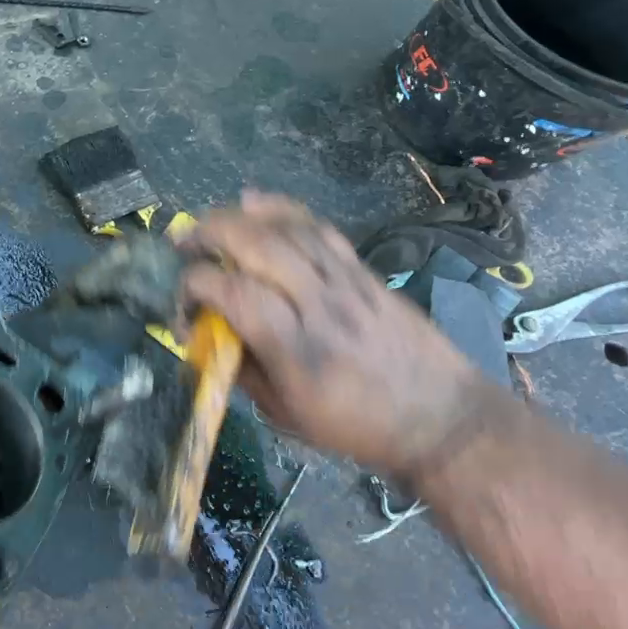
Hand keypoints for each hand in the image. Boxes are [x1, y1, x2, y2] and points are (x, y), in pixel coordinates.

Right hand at [181, 192, 489, 478]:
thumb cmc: (357, 426)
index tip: (181, 299)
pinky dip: (281, 209)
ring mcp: (346, 283)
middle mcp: (320, 306)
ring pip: (285, 229)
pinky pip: (318, 228)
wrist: (446, 423)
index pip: (234, 293)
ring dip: (237, 217)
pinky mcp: (363, 272)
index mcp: (297, 348)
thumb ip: (240, 366)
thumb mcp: (285, 413)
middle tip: (182, 245)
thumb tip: (202, 332)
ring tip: (207, 224)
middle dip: (207, 235)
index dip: (194, 284)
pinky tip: (252, 202)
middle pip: (256, 246)